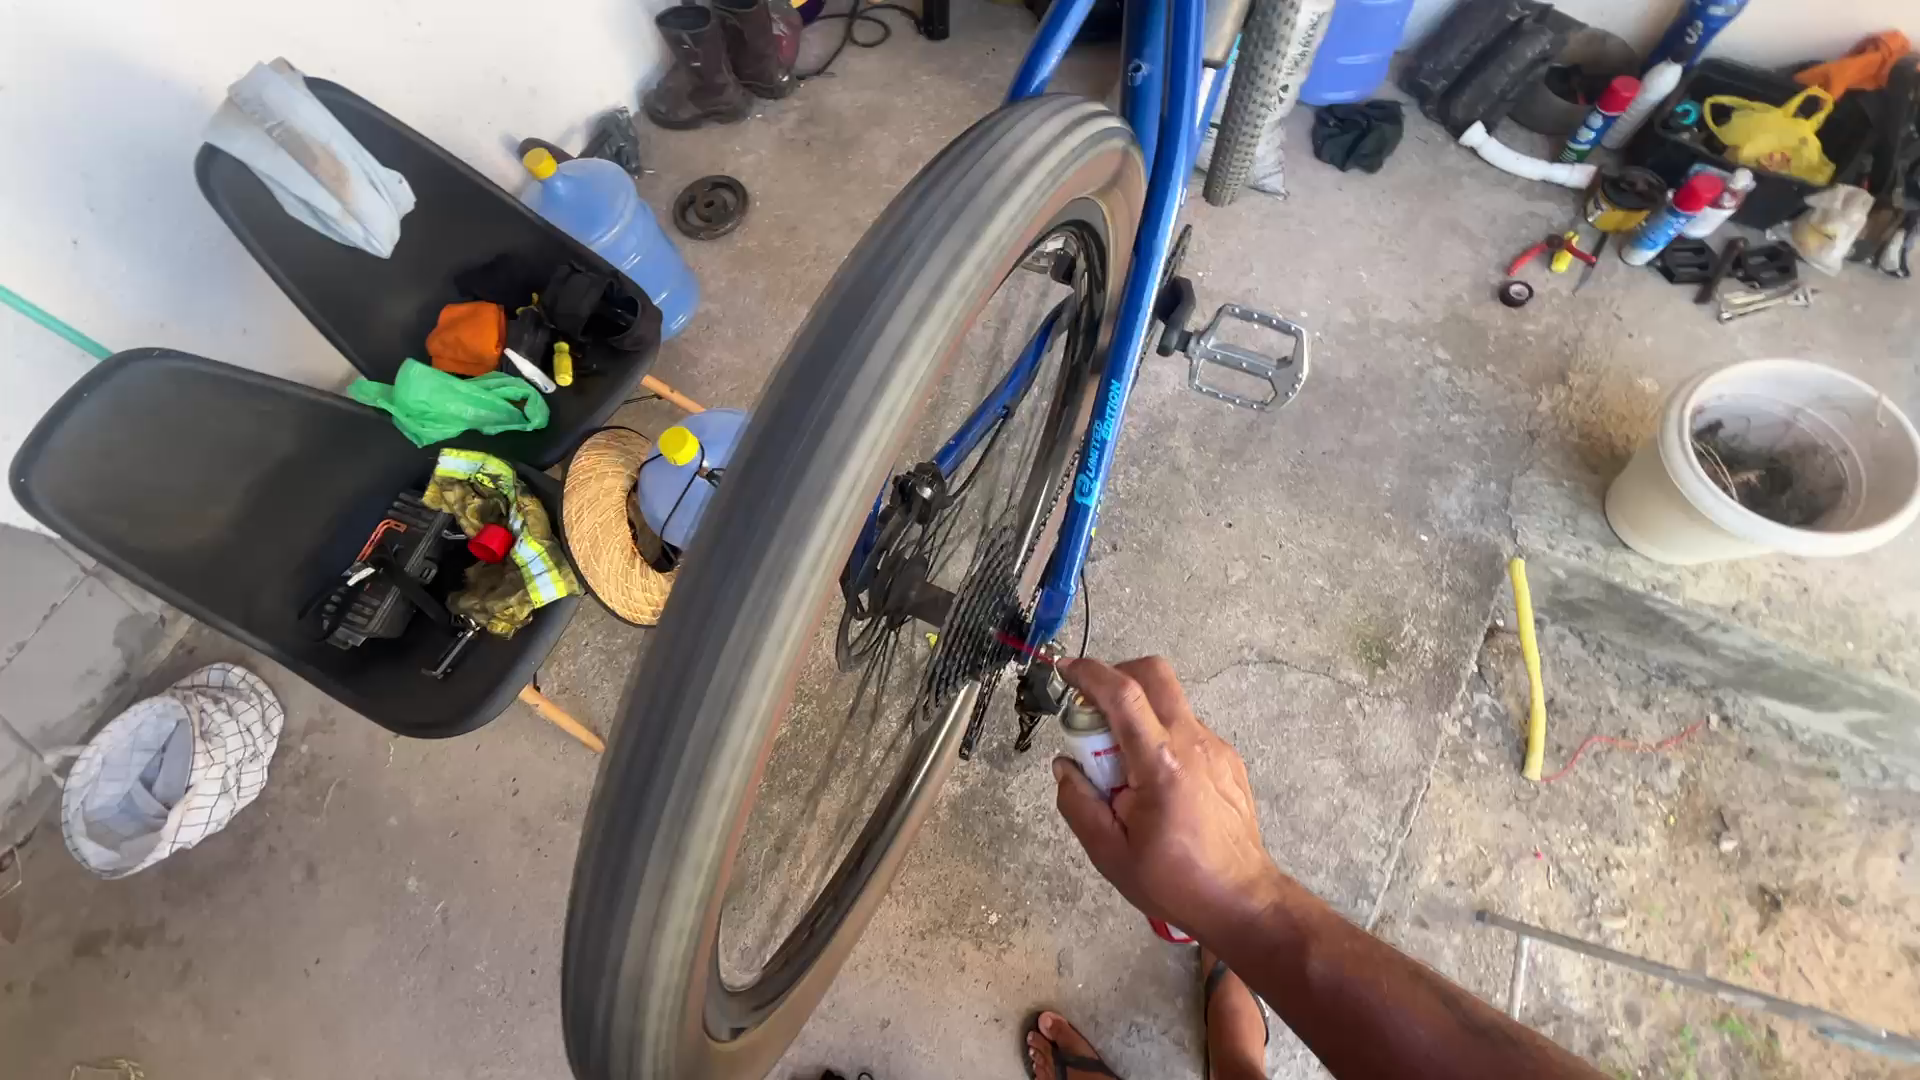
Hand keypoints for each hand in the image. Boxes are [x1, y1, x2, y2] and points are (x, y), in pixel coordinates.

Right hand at [1052, 657, 1284, 938]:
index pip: (1123, 695)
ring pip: (1170, 700)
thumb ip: (1078, 802)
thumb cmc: (1175, 881)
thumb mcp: (1109, 852)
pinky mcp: (1228, 758)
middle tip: (1094, 708)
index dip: (1089, 674)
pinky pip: (1185, 726)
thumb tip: (1064, 766)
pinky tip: (1154, 779)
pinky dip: (1160, 734)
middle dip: (1117, 674)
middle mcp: (1192, 742)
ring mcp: (1215, 747)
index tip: (1066, 671)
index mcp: (1160, 764)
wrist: (1244, 902)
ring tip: (1123, 762)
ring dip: (1138, 710)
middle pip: (1154, 673)